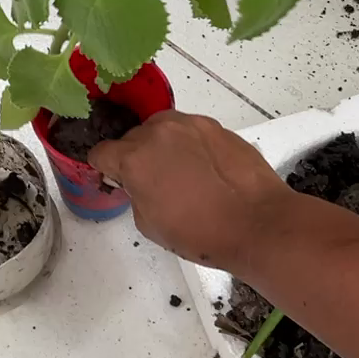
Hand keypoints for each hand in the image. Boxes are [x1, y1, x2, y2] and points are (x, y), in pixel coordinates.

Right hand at [88, 111, 294, 270]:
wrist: (256, 223)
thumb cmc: (199, 233)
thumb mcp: (149, 224)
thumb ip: (134, 193)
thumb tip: (139, 182)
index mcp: (135, 157)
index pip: (102, 152)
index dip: (105, 169)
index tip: (116, 180)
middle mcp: (159, 131)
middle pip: (132, 138)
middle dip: (135, 157)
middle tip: (153, 183)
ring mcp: (192, 124)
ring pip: (163, 129)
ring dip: (163, 146)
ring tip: (181, 174)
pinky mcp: (218, 127)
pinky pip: (191, 132)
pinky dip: (191, 146)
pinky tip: (206, 171)